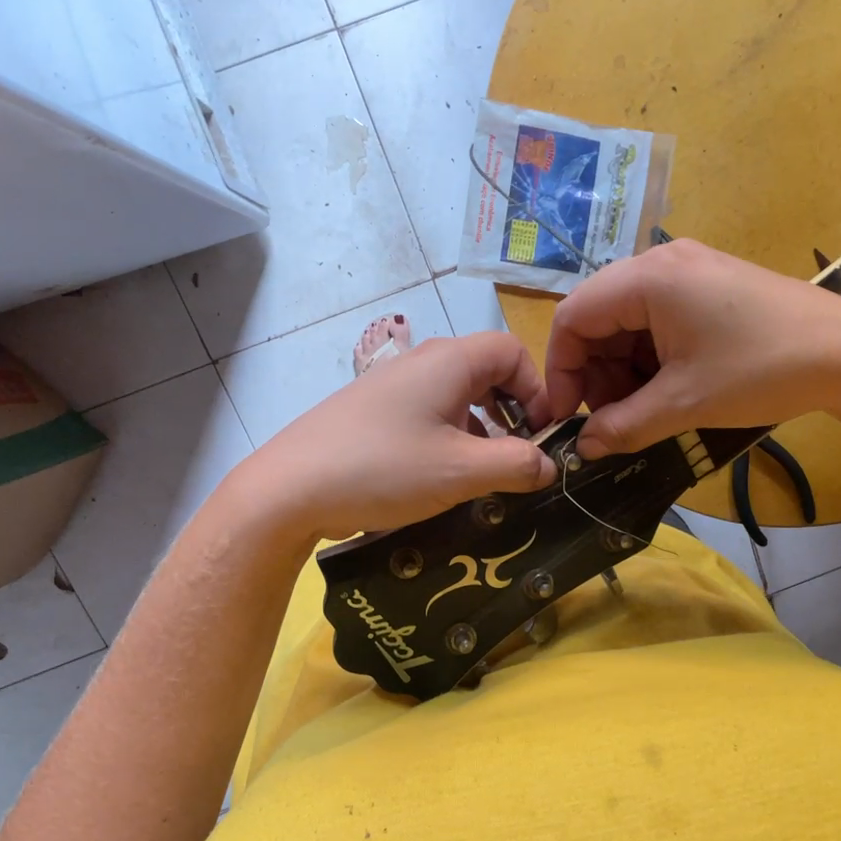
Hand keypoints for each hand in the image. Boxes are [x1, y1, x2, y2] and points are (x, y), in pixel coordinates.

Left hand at [234, 332, 556, 541]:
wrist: (290, 490)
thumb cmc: (385, 469)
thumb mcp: (461, 471)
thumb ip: (516, 465)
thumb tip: (550, 465)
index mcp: (449, 362)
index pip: (513, 351)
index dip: (538, 389)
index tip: (543, 435)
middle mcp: (422, 363)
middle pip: (486, 371)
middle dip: (513, 411)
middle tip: (521, 456)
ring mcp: (393, 387)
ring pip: (457, 397)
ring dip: (483, 430)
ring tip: (486, 473)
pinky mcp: (373, 414)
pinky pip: (429, 415)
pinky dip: (450, 438)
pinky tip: (445, 478)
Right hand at [541, 239, 840, 458]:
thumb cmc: (761, 370)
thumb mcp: (684, 403)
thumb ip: (624, 426)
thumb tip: (584, 448)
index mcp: (647, 278)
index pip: (573, 317)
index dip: (560, 370)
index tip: (567, 416)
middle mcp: (661, 264)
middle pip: (599, 319)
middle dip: (596, 375)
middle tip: (613, 421)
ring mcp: (689, 273)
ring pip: (628, 325)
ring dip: (624, 373)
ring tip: (645, 414)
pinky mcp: (710, 290)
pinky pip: (658, 324)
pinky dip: (651, 362)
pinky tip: (670, 394)